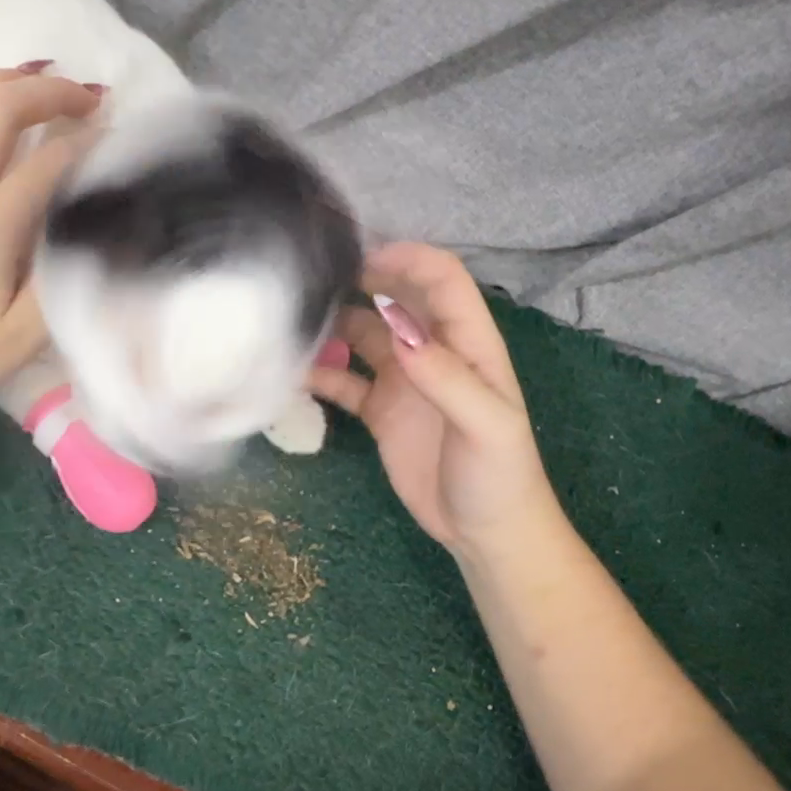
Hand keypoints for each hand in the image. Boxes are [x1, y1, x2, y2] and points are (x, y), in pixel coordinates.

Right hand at [308, 244, 566, 562]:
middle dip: (361, 282)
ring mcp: (402, 381)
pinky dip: (318, 374)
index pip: (442, 283)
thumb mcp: (485, 425)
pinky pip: (343, 380)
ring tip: (294, 322)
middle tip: (314, 281)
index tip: (361, 258)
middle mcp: (432, 353)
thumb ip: (445, 376)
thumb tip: (398, 328)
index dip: (408, 260)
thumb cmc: (499, 475)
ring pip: (362, 335)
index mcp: (468, 345)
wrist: (485, 532)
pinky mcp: (378, 410)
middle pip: (396, 299)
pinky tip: (291, 374)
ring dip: (332, 326)